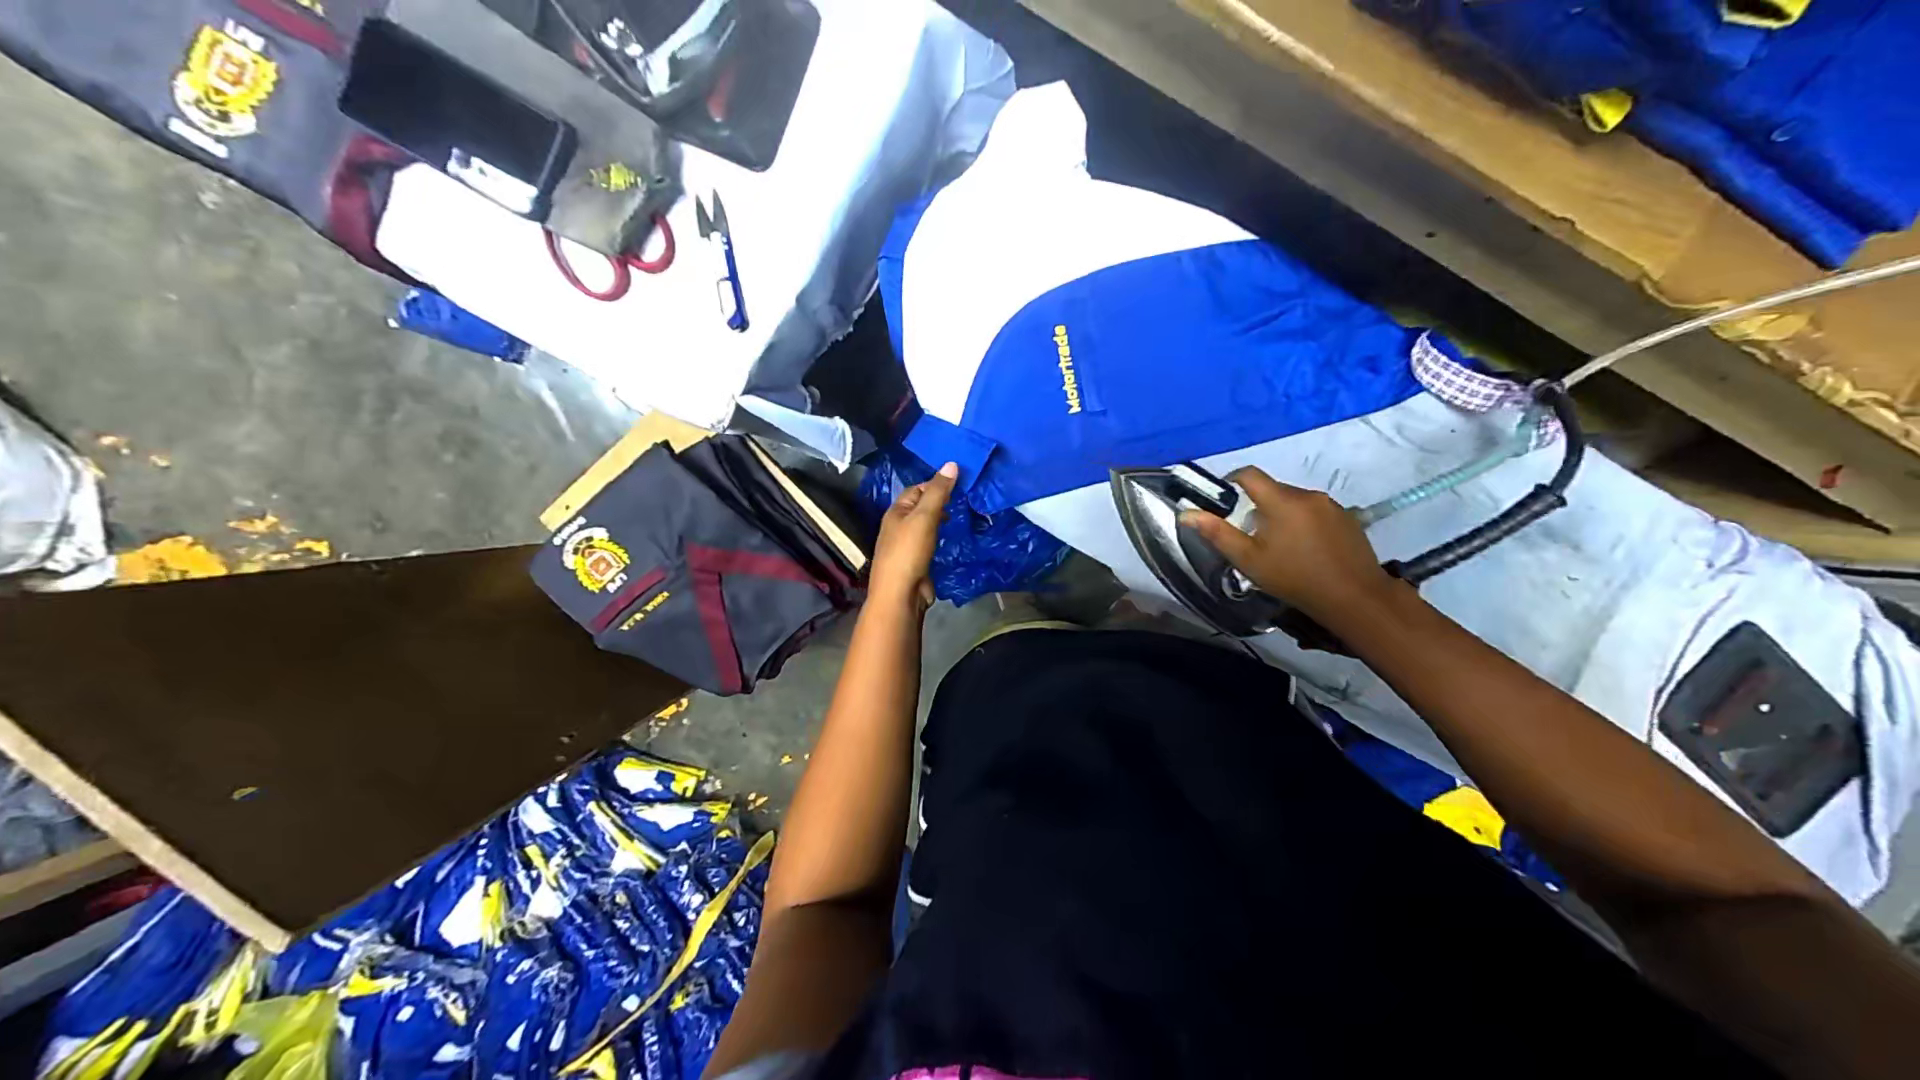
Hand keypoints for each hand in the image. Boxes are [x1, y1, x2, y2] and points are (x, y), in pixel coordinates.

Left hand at [867, 462, 957, 613]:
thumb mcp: (924, 517)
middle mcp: (898, 526)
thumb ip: (938, 492)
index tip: (959, 483)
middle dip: (939, 501)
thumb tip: (951, 464)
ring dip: (940, 519)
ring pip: (925, 525)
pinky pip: (929, 543)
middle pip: (920, 506)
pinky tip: (950, 540)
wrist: (901, 594)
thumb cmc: (909, 551)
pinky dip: (940, 537)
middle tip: (962, 499)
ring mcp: (906, 546)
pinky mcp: (916, 562)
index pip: (916, 489)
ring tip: (959, 517)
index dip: (935, 483)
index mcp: (896, 512)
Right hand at [1179, 467, 1397, 620]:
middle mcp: (1308, 495)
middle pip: (1273, 490)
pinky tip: (1306, 550)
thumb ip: (1217, 533)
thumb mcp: (1248, 560)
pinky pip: (1316, 512)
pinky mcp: (1348, 518)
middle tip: (1250, 536)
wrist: (1355, 597)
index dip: (1231, 481)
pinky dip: (1304, 523)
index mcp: (1281, 501)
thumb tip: (1186, 513)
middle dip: (1257, 506)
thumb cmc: (1295, 579)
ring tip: (1279, 547)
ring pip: (1295, 501)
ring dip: (1282, 515)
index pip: (1249, 474)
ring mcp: (1332, 505)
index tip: (1223, 501)